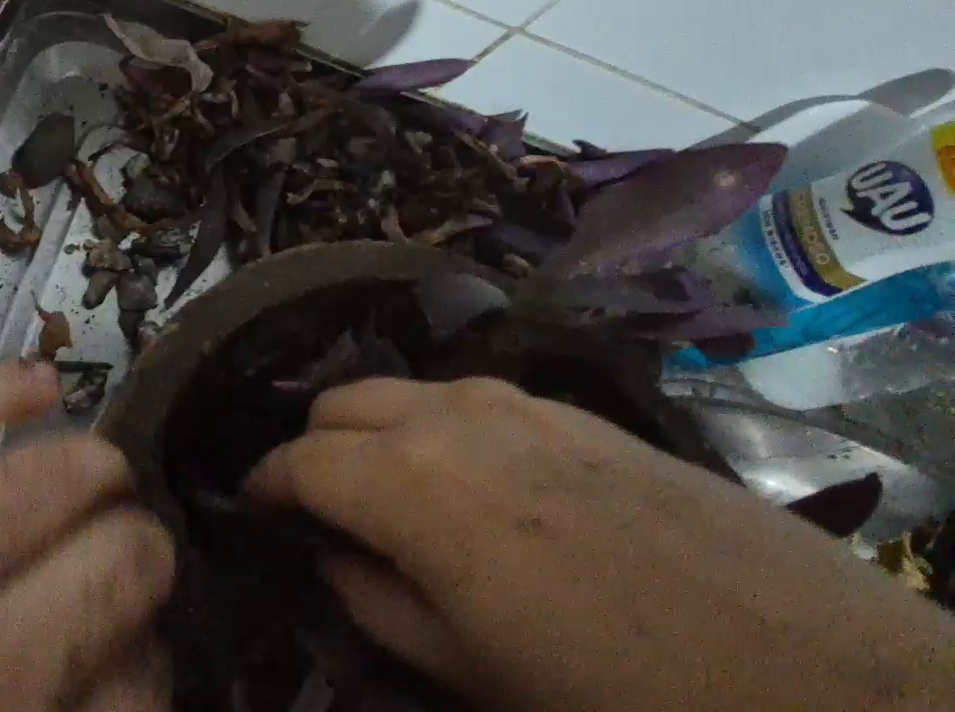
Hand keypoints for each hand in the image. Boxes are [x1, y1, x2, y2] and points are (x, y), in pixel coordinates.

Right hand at [246, 376, 954, 711]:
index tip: (248, 508)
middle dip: (310, 448)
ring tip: (387, 486)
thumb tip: (330, 554)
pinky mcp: (568, 408)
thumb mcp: (467, 667)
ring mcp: (512, 401)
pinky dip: (433, 426)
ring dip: (371, 430)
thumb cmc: (616, 689)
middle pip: (336, 404)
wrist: (824, 680)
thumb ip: (372, 598)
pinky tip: (468, 479)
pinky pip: (465, 401)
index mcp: (408, 482)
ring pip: (398, 391)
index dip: (261, 485)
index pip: (298, 462)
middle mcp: (447, 416)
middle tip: (317, 503)